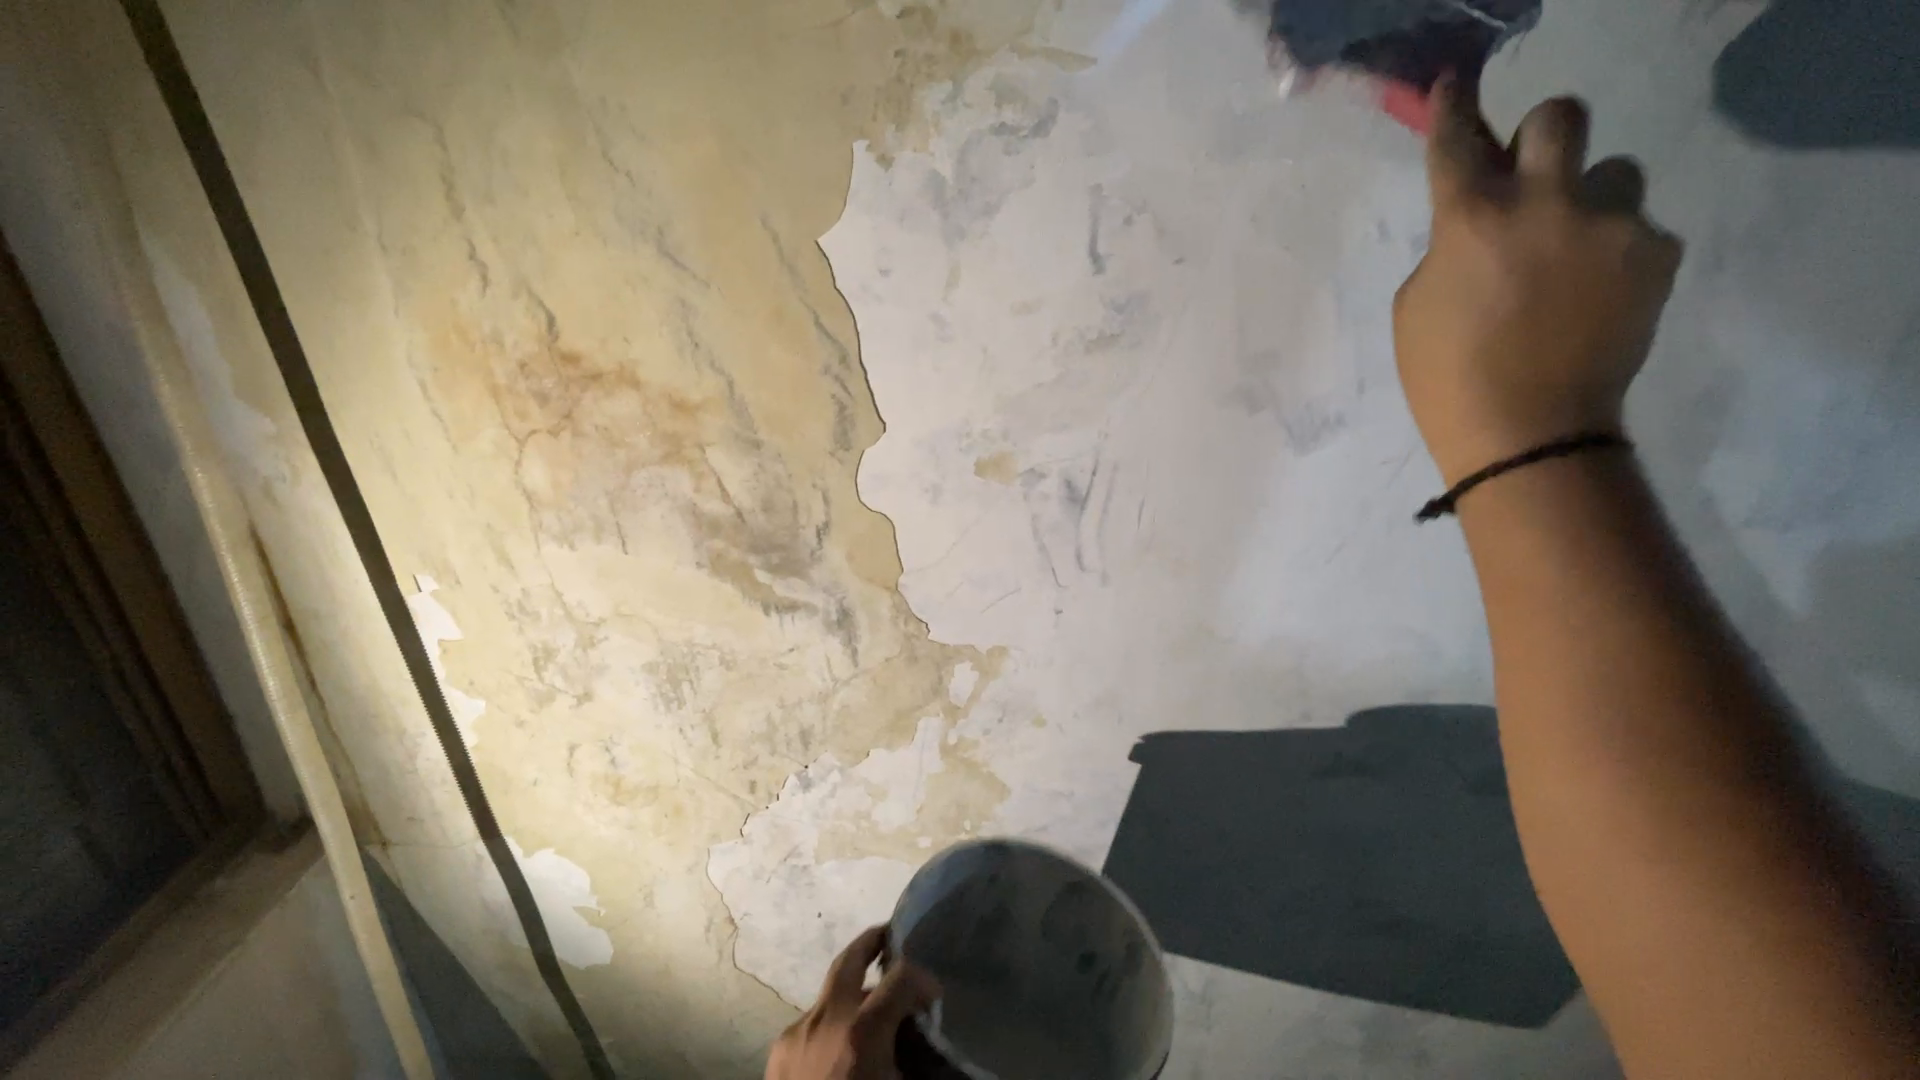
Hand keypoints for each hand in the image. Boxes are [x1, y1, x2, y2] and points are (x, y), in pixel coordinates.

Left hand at [765, 926, 940, 1079]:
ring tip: (873, 1009)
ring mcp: (797, 1031)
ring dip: (853, 994)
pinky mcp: (778, 1050)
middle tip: (889, 936)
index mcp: (862, 1033)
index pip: (901, 978)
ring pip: (830, 994)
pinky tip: (841, 1046)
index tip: (935, 995)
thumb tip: (929, 1040)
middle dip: (871, 942)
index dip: (923, 979)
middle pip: (849, 959)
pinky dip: (832, 1024)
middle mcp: (826, 1019)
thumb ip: (914, 1058)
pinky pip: (811, 1022)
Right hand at [1393, 75, 1682, 483]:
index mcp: (1470, 218)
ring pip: (1613, 172)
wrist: (1528, 432)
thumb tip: (1482, 225)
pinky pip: (1638, 230)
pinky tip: (1594, 296)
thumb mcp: (1415, 306)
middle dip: (1541, 137)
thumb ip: (1449, 248)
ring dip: (1586, 200)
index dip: (1453, 106)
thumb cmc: (1445, 376)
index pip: (1457, 138)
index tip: (1455, 85)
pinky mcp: (1657, 255)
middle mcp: (1544, 203)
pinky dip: (1614, 253)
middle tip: (1531, 176)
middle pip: (1560, 116)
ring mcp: (1610, 225)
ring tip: (1570, 255)